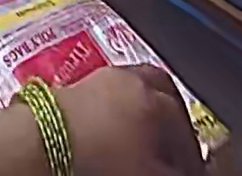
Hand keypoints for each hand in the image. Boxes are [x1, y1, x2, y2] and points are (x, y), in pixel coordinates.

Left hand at [53, 66, 206, 175]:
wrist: (48, 138)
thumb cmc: (104, 158)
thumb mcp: (150, 174)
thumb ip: (174, 172)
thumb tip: (184, 171)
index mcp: (153, 99)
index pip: (184, 124)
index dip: (191, 152)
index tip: (192, 168)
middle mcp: (130, 78)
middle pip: (163, 89)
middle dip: (174, 113)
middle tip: (177, 142)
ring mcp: (104, 74)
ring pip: (137, 82)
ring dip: (148, 105)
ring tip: (150, 134)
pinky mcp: (82, 80)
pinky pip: (115, 86)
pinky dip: (125, 102)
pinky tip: (122, 126)